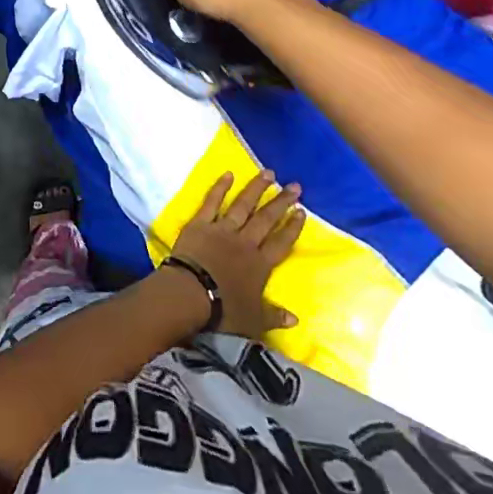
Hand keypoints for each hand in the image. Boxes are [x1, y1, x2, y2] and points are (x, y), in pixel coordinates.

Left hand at [169, 170, 303, 339]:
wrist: (190, 294)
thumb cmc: (223, 310)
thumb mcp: (254, 320)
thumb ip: (273, 316)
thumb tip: (296, 320)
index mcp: (259, 264)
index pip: (281, 243)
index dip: (292, 227)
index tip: (302, 211)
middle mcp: (244, 242)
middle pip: (266, 219)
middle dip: (281, 202)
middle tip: (294, 185)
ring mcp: (222, 229)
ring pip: (243, 205)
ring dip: (256, 188)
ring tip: (268, 173)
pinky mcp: (200, 223)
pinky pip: (212, 202)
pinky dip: (220, 187)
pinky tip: (228, 174)